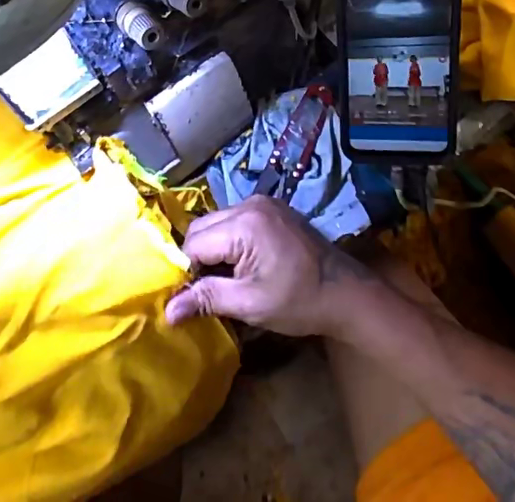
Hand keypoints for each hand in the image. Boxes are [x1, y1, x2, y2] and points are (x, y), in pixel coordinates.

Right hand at [165, 196, 380, 338]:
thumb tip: (167, 312)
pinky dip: (229, 240)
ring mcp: (261, 202)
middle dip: (198, 258)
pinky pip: (234, 220)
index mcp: (244, 224)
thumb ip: (207, 299)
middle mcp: (249, 204)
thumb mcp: (250, 305)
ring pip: (217, 223)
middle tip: (207, 289)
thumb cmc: (299, 302)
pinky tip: (240, 264)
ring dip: (213, 249)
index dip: (188, 271)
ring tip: (224, 278)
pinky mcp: (270, 208)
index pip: (194, 243)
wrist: (347, 292)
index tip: (192, 297)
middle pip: (202, 227)